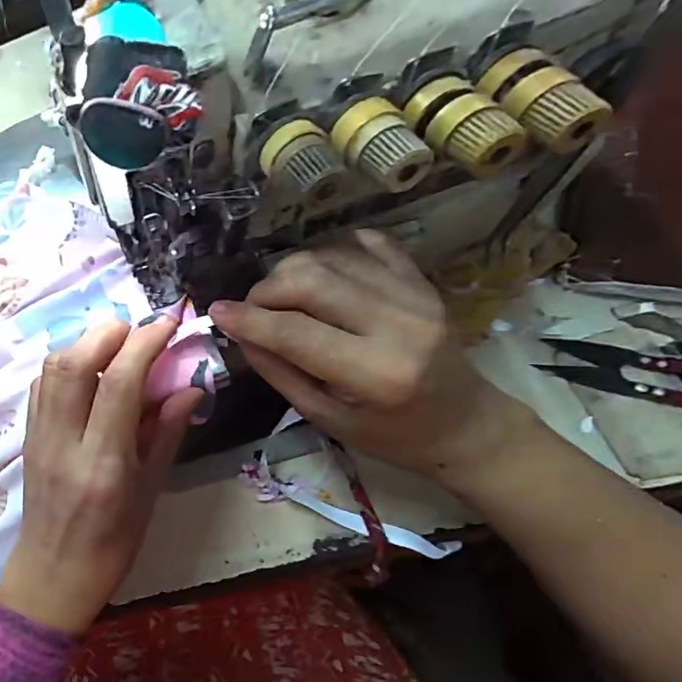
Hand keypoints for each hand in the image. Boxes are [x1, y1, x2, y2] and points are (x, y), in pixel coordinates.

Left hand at [0, 318, 202, 633]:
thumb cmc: (113, 543)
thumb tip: (190, 386)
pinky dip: (64, 366)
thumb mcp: (150, 491)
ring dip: (83, 344)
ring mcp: (38, 438)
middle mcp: (64, 443)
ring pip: (50, 369)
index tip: (166, 325)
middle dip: (107, 333)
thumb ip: (167, 433)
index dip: (145, 343)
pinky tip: (87, 373)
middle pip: (73, 363)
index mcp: (104, 463)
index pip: (120, 382)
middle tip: (136, 331)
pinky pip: (40, 387)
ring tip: (113, 347)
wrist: (54, 574)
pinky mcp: (26, 438)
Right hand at [208, 229, 538, 484]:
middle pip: (311, 280)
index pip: (295, 332)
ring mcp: (415, 295)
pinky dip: (332, 251)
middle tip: (251, 308)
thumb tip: (241, 334)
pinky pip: (367, 245)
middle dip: (266, 289)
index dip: (248, 319)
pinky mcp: (422, 281)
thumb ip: (282, 373)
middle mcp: (399, 325)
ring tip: (280, 296)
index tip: (216, 311)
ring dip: (292, 270)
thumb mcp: (328, 419)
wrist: (466, 424)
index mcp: (375, 374)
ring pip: (333, 256)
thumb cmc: (392, 436)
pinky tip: (319, 274)